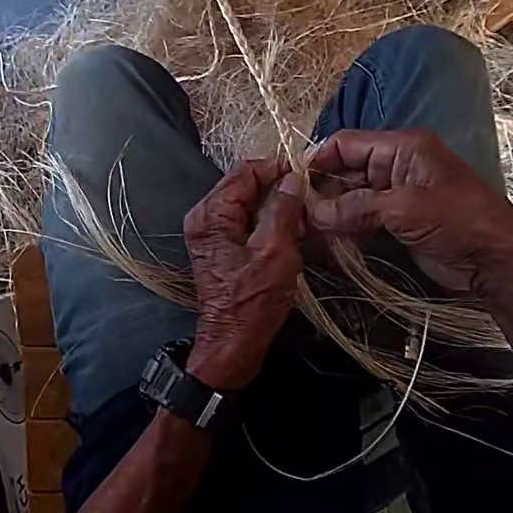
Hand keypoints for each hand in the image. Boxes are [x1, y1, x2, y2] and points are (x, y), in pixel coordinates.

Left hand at [182, 160, 304, 390]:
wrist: (233, 343)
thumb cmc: (252, 301)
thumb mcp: (275, 251)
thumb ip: (282, 209)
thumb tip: (293, 178)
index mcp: (211, 213)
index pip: (246, 170)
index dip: (278, 169)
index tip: (307, 179)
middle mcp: (205, 217)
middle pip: (247, 186)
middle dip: (279, 193)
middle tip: (306, 210)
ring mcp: (212, 233)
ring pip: (251, 205)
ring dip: (278, 211)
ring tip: (300, 230)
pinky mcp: (222, 248)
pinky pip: (248, 223)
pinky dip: (270, 226)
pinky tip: (289, 241)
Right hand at [305, 129, 512, 294]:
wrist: (498, 263)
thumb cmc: (460, 222)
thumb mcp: (405, 208)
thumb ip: (356, 207)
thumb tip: (313, 212)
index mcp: (402, 148)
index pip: (346, 144)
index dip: (317, 161)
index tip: (293, 186)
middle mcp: (395, 166)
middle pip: (344, 170)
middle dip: (321, 190)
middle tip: (297, 214)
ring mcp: (395, 195)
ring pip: (349, 196)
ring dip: (330, 212)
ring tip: (307, 228)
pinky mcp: (396, 221)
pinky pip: (360, 218)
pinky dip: (344, 226)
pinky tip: (327, 238)